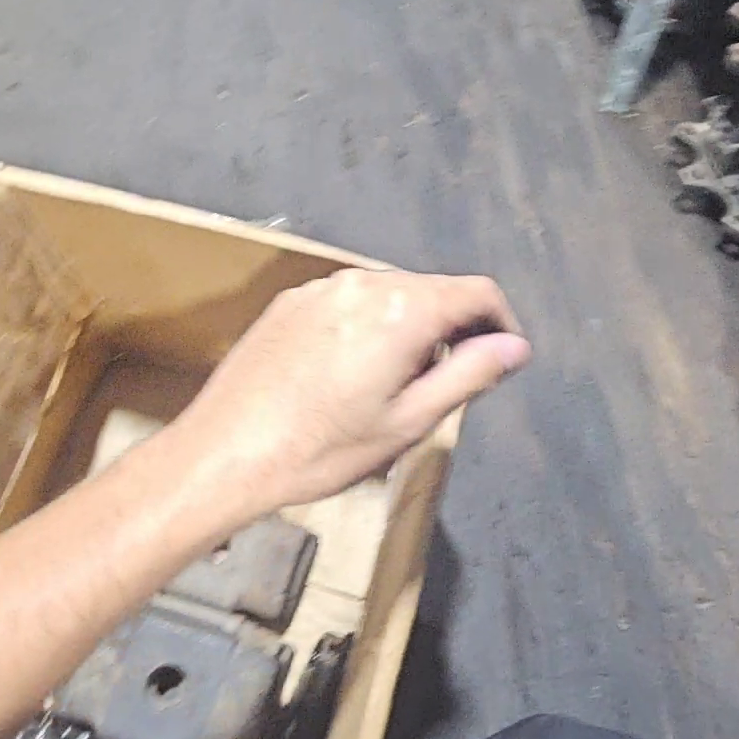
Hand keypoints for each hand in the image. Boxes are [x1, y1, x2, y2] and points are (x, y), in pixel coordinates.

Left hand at [168, 269, 530, 513]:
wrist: (223, 454)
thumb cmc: (322, 449)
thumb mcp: (410, 421)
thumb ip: (471, 374)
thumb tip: (516, 346)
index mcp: (401, 309)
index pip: (477, 291)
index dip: (501, 323)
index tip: (501, 359)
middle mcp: (363, 283)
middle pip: (434, 291)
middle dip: (454, 329)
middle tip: (447, 384)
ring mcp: (321, 288)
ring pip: (391, 296)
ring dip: (411, 328)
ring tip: (394, 385)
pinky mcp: (291, 302)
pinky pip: (351, 303)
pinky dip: (370, 326)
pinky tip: (349, 373)